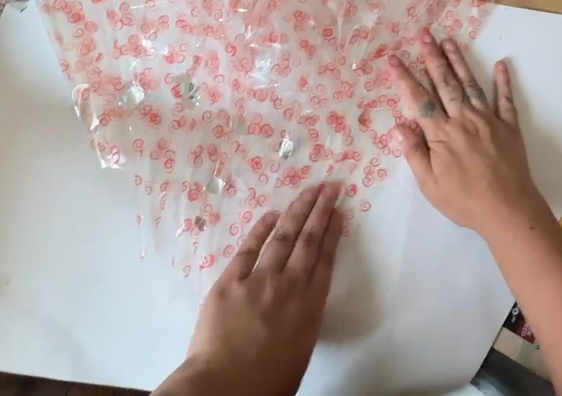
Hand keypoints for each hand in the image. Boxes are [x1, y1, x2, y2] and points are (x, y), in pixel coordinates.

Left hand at [159, 181, 344, 395]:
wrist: (223, 391)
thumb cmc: (266, 383)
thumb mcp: (300, 349)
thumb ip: (304, 316)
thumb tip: (302, 296)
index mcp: (309, 307)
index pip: (325, 259)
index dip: (333, 232)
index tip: (339, 211)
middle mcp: (289, 286)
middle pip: (309, 240)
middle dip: (321, 210)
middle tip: (331, 186)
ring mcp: (259, 280)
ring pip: (284, 236)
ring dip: (298, 210)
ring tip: (309, 190)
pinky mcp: (230, 282)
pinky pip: (249, 249)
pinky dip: (261, 229)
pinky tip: (272, 215)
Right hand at [386, 35, 544, 242]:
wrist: (508, 209)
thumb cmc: (465, 201)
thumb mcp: (431, 185)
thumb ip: (414, 153)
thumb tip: (397, 126)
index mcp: (442, 134)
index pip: (419, 100)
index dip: (405, 78)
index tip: (394, 58)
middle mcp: (463, 119)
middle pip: (444, 83)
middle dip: (432, 57)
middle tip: (423, 34)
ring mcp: (488, 119)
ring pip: (470, 84)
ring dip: (459, 61)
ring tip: (449, 40)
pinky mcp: (509, 125)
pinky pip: (505, 99)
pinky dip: (503, 81)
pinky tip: (501, 64)